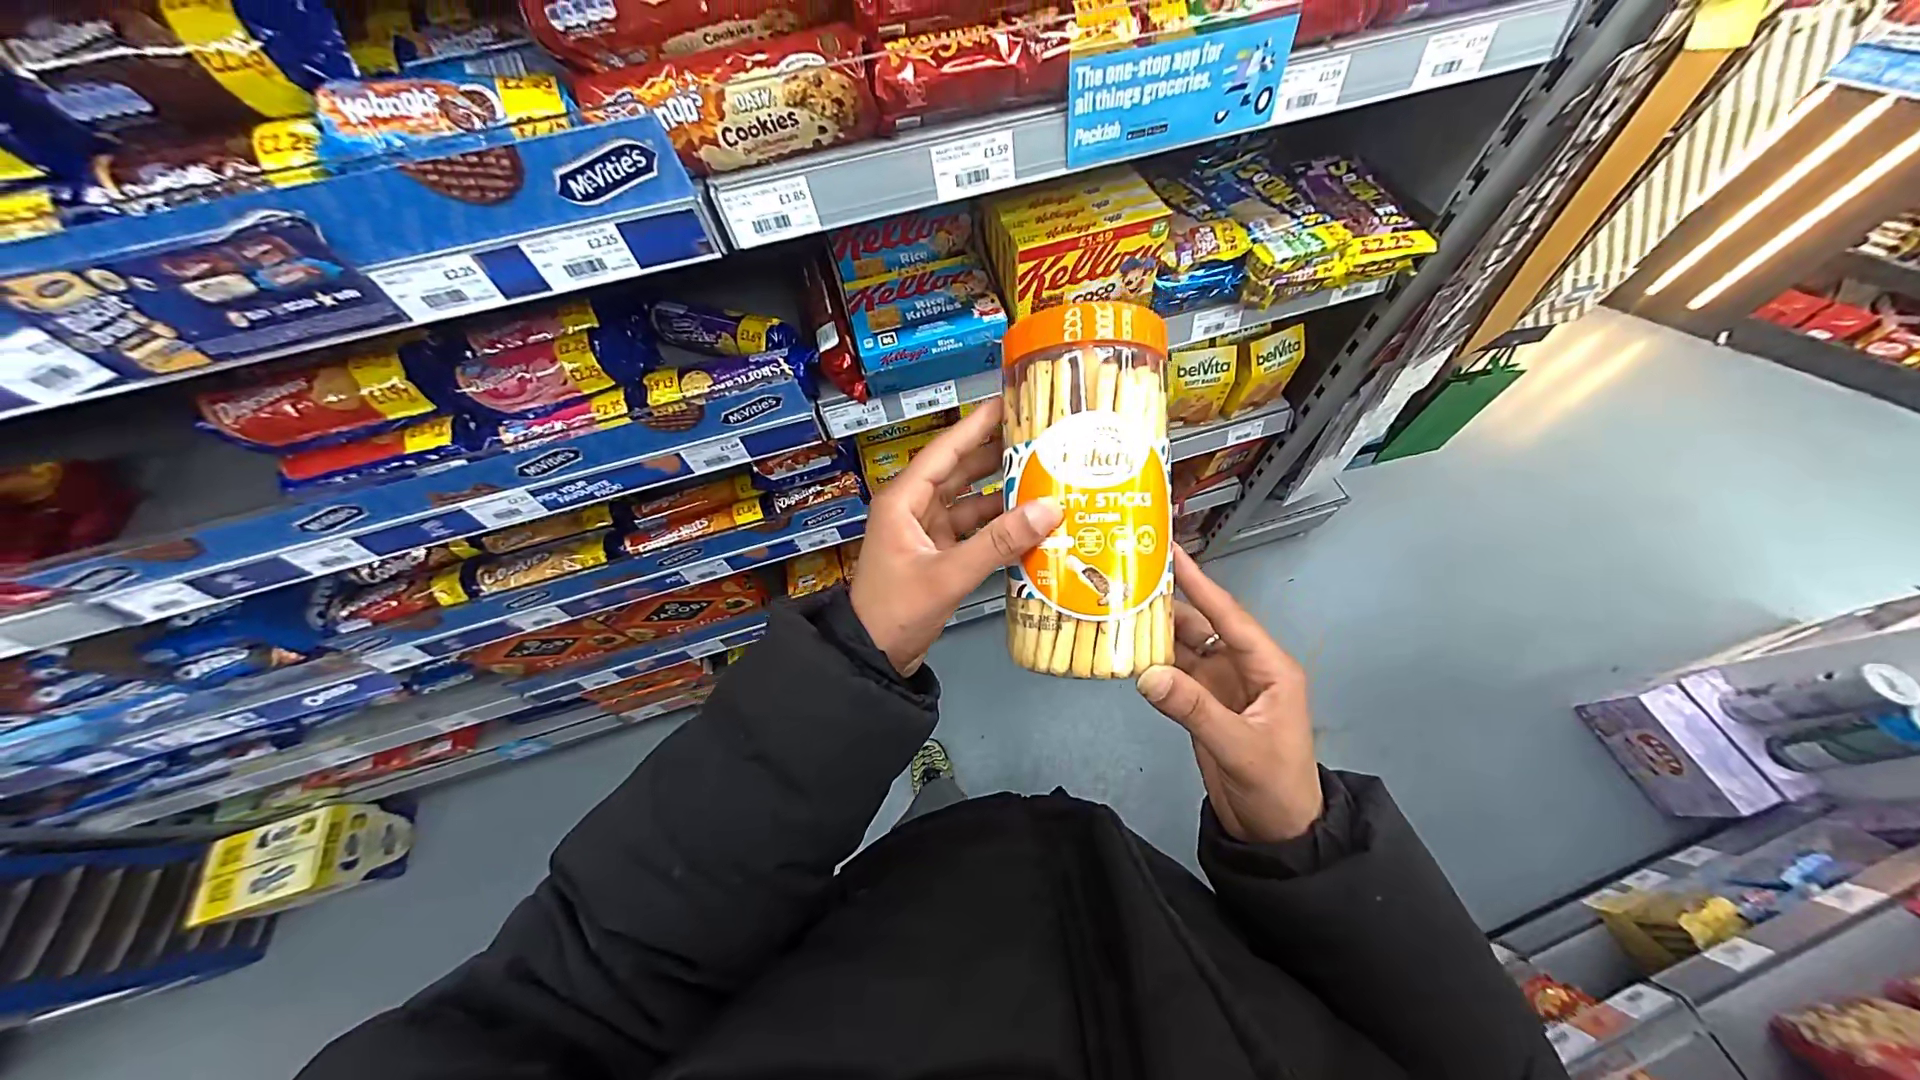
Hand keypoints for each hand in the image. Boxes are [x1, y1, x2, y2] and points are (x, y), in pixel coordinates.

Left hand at [850, 398, 1062, 675]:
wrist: (872, 656)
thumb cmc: (896, 611)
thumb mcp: (948, 574)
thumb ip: (998, 543)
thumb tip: (1050, 509)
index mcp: (904, 500)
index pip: (946, 450)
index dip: (977, 425)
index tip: (1009, 404)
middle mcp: (915, 508)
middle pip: (961, 472)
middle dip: (998, 457)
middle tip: (1041, 440)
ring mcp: (927, 532)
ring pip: (971, 503)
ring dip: (1003, 495)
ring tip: (1046, 480)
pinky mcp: (939, 555)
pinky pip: (974, 532)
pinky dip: (998, 529)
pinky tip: (1031, 525)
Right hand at [1134, 547, 1321, 842]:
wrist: (1274, 830)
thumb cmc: (1277, 786)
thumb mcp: (1239, 747)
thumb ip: (1193, 709)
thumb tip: (1147, 674)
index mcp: (1268, 667)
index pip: (1229, 616)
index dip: (1201, 584)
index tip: (1174, 554)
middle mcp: (1242, 667)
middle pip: (1201, 625)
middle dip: (1167, 604)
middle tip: (1130, 580)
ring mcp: (1219, 684)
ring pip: (1182, 646)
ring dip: (1154, 632)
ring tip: (1118, 610)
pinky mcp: (1201, 702)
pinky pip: (1172, 672)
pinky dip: (1150, 662)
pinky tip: (1126, 650)